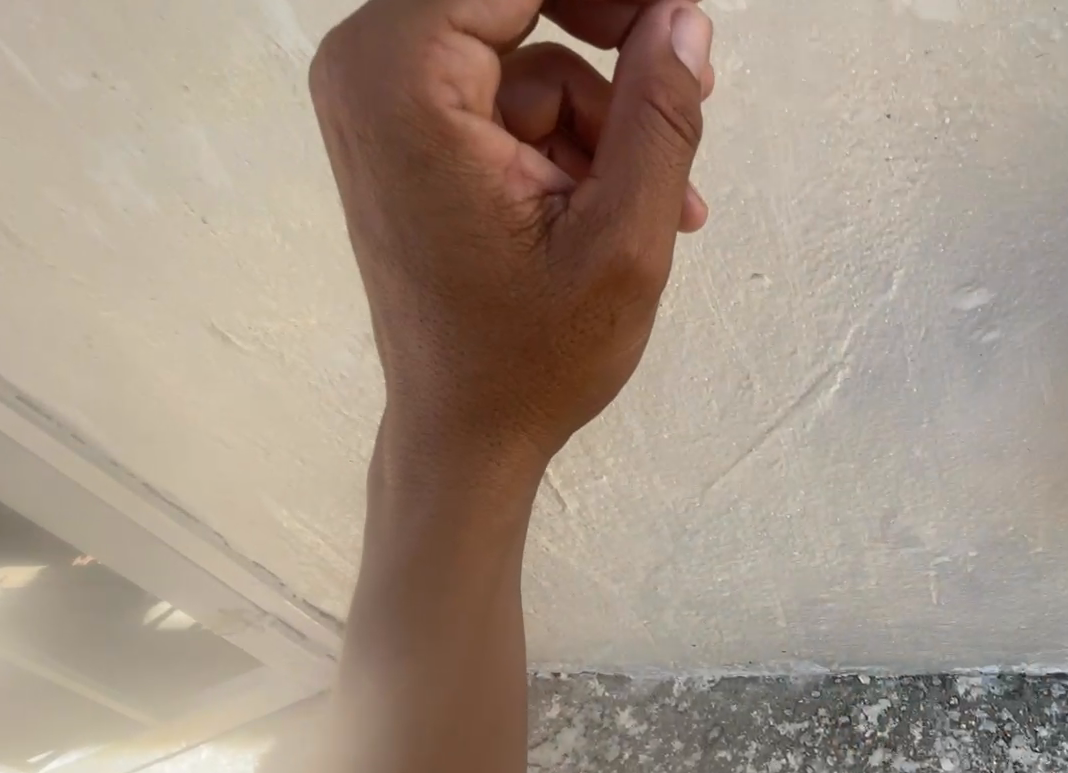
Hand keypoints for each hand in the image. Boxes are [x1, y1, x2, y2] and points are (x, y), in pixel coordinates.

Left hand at [309, 0, 713, 492]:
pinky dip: (579, 152)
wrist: (469, 434)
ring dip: (611, 126)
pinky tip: (627, 214)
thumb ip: (660, 119)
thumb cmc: (539, 356)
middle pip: (517, 3)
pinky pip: (516, 113)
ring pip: (531, 65)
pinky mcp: (417, 148)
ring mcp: (391, 110)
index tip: (683, 23)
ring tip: (669, 208)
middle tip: (693, 98)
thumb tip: (686, 22)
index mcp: (406, 77)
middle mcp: (373, 70)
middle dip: (616, 50)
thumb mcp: (624, 240)